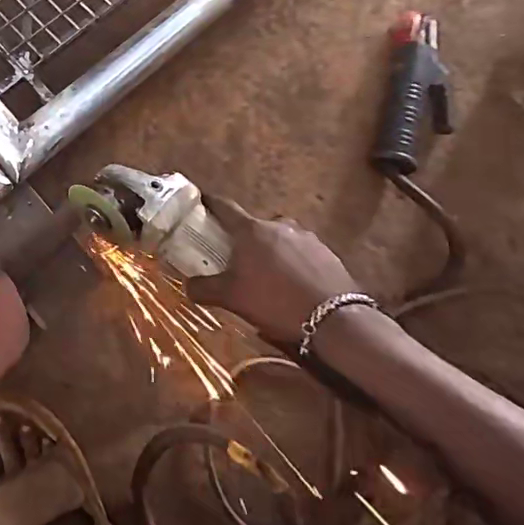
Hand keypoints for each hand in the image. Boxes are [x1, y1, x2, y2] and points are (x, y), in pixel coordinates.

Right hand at [185, 198, 359, 343]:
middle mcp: (278, 226)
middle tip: (235, 255)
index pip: (225, 207)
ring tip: (268, 273)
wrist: (336, 321)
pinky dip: (294, 261)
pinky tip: (293, 283)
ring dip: (271, 249)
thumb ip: (204, 288)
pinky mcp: (328, 254)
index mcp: (251, 230)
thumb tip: (187, 286)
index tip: (202, 203)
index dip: (211, 203)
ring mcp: (307, 238)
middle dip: (243, 236)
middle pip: (254, 224)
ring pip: (280, 237)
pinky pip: (302, 252)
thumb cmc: (274, 301)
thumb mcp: (231, 298)